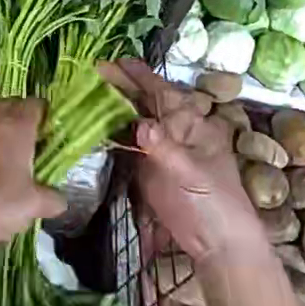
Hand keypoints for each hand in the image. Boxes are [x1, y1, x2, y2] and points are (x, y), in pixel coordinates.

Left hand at [0, 99, 66, 261]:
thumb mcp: (34, 205)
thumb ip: (52, 199)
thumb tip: (60, 199)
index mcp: (18, 129)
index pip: (33, 105)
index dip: (43, 110)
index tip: (50, 123)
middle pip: (9, 103)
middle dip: (20, 110)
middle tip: (32, 131)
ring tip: (7, 136)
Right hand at [98, 59, 269, 267]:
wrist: (218, 245)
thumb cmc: (215, 204)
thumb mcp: (193, 175)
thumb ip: (165, 149)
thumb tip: (140, 126)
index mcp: (192, 125)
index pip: (163, 92)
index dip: (141, 76)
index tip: (117, 60)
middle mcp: (174, 130)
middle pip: (144, 101)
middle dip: (121, 85)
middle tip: (92, 71)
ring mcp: (159, 147)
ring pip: (132, 118)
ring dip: (112, 105)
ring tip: (86, 91)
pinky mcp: (146, 165)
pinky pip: (125, 140)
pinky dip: (109, 130)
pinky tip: (91, 122)